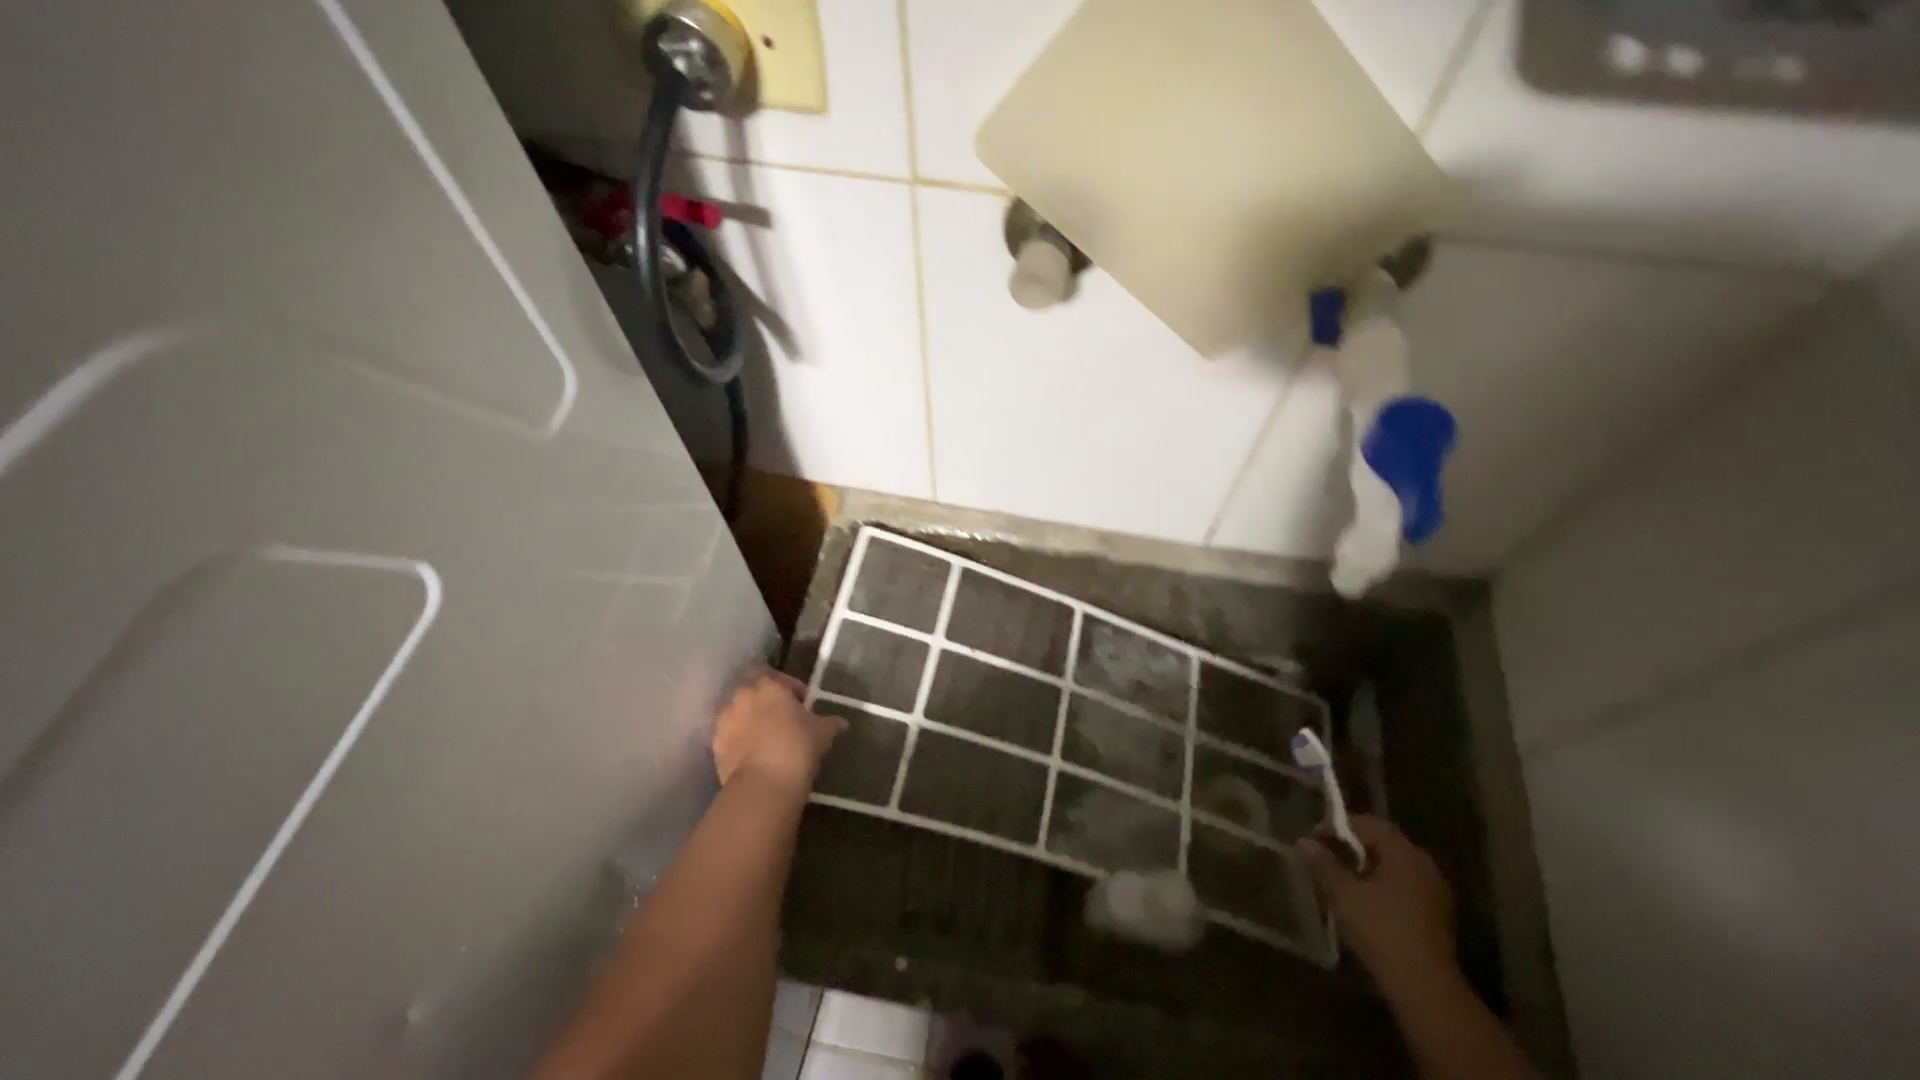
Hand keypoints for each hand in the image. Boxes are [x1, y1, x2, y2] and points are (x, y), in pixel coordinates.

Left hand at [711, 669, 846, 795]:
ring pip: (737, 711)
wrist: (764, 783)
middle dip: (765, 700)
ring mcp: (724, 719)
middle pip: (752, 690)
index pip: (776, 675)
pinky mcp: (714, 743)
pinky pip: (728, 733)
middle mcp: (742, 695)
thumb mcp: (822, 733)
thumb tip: (842, 722)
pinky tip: (751, 752)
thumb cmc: (798, 746)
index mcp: (768, 685)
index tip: (802, 701)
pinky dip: (738, 738)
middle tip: (781, 716)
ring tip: (764, 735)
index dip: (789, 687)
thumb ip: (831, 723)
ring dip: (748, 718)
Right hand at [1299, 815, 1456, 991]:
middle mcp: (1424, 864)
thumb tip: (1304, 841)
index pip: (1368, 824)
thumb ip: (1324, 864)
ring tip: (1340, 883)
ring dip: (1366, 869)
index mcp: (1405, 852)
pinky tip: (1365, 905)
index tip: (1312, 841)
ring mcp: (1435, 890)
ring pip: (1393, 867)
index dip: (1336, 827)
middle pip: (1383, 843)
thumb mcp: (1344, 895)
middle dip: (1351, 847)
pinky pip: (1404, 887)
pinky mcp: (1437, 914)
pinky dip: (1382, 887)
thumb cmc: (1380, 930)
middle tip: (1324, 859)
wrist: (1423, 984)